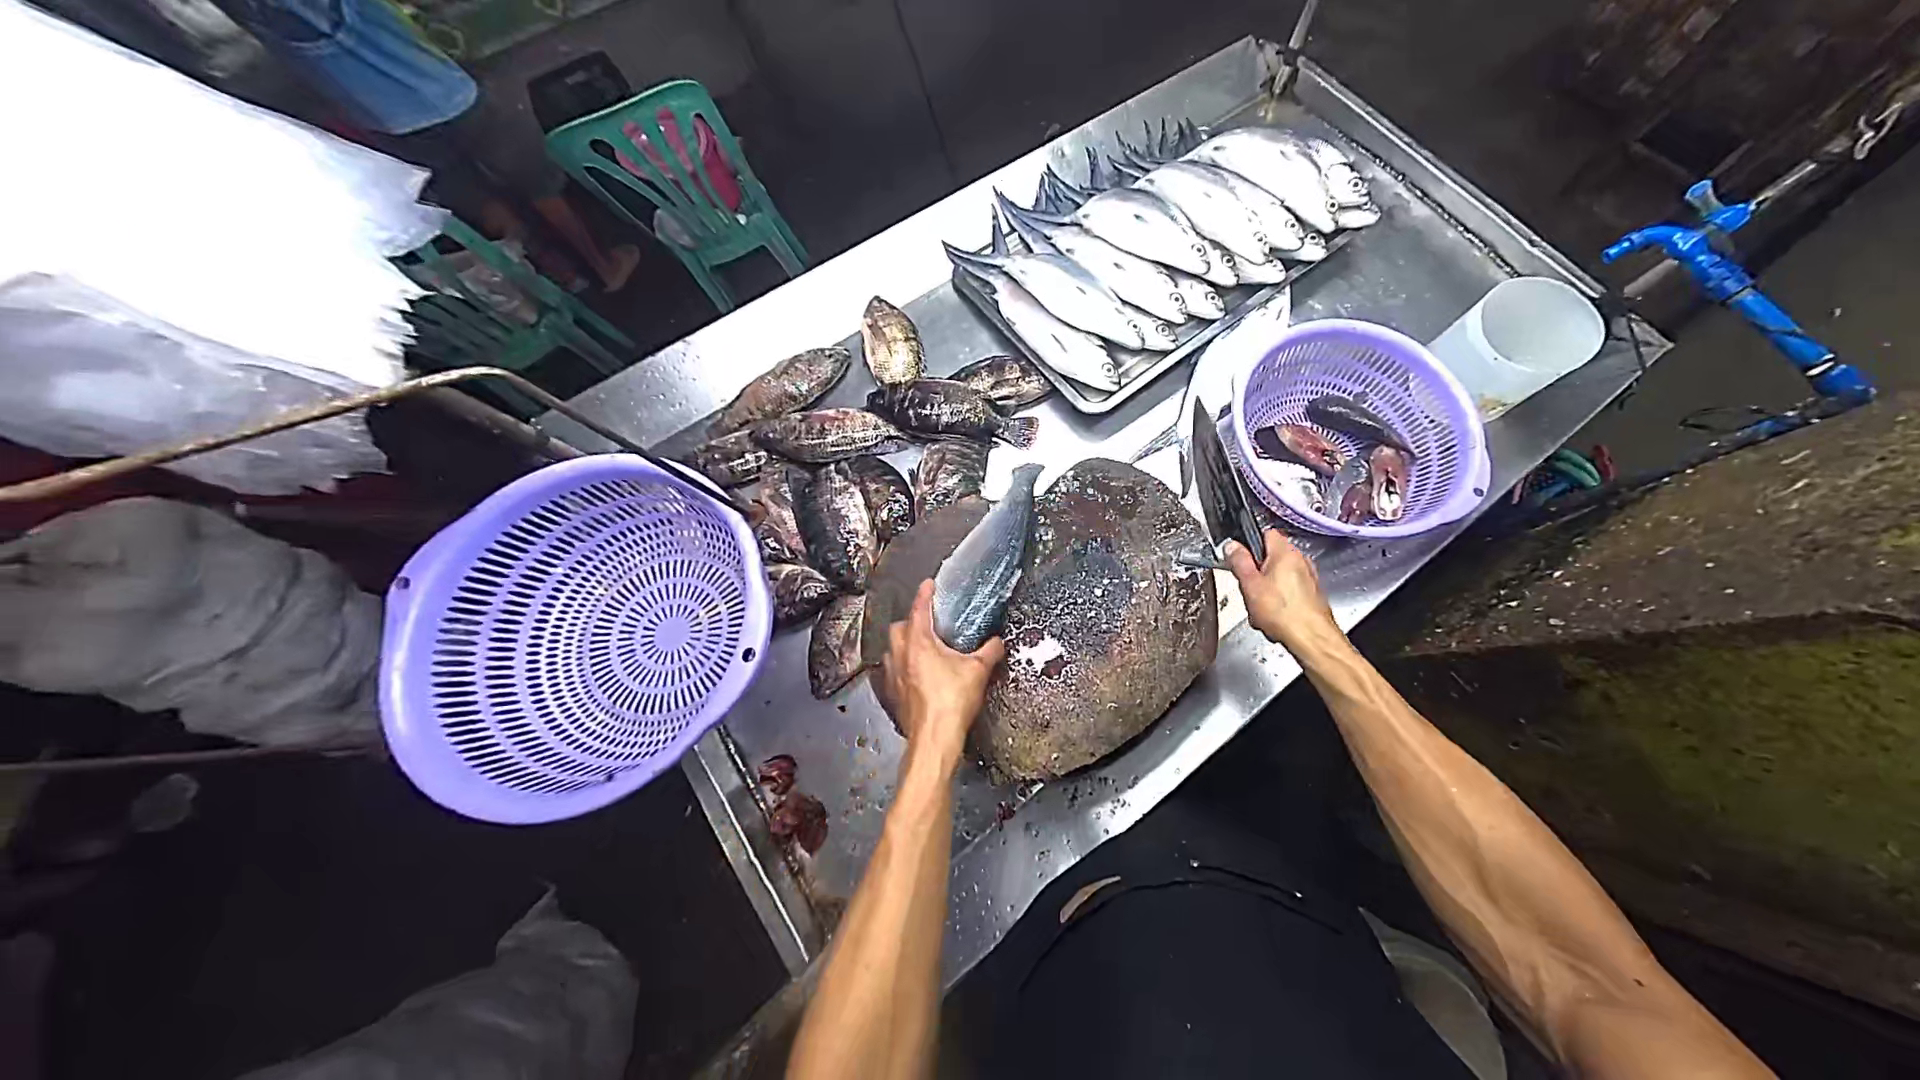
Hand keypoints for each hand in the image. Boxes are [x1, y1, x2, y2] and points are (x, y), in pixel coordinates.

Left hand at [877, 581, 1005, 765]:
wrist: (934, 739)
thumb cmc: (950, 704)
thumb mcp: (978, 671)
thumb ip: (990, 652)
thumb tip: (997, 643)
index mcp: (918, 643)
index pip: (919, 609)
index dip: (925, 594)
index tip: (928, 585)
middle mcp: (901, 655)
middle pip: (899, 628)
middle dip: (911, 621)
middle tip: (927, 620)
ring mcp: (894, 676)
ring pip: (892, 650)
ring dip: (904, 645)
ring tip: (922, 647)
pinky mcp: (894, 695)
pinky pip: (893, 673)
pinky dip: (903, 667)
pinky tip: (917, 674)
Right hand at [1224, 528, 1344, 656]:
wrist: (1311, 639)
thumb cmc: (1285, 614)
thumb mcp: (1250, 585)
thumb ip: (1239, 562)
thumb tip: (1231, 546)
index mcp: (1286, 553)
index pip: (1266, 533)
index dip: (1249, 543)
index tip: (1240, 557)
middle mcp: (1301, 562)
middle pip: (1270, 558)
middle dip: (1256, 572)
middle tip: (1249, 587)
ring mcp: (1309, 579)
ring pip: (1278, 577)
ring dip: (1266, 589)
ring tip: (1260, 606)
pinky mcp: (1311, 596)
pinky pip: (1288, 592)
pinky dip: (1278, 601)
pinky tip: (1273, 615)